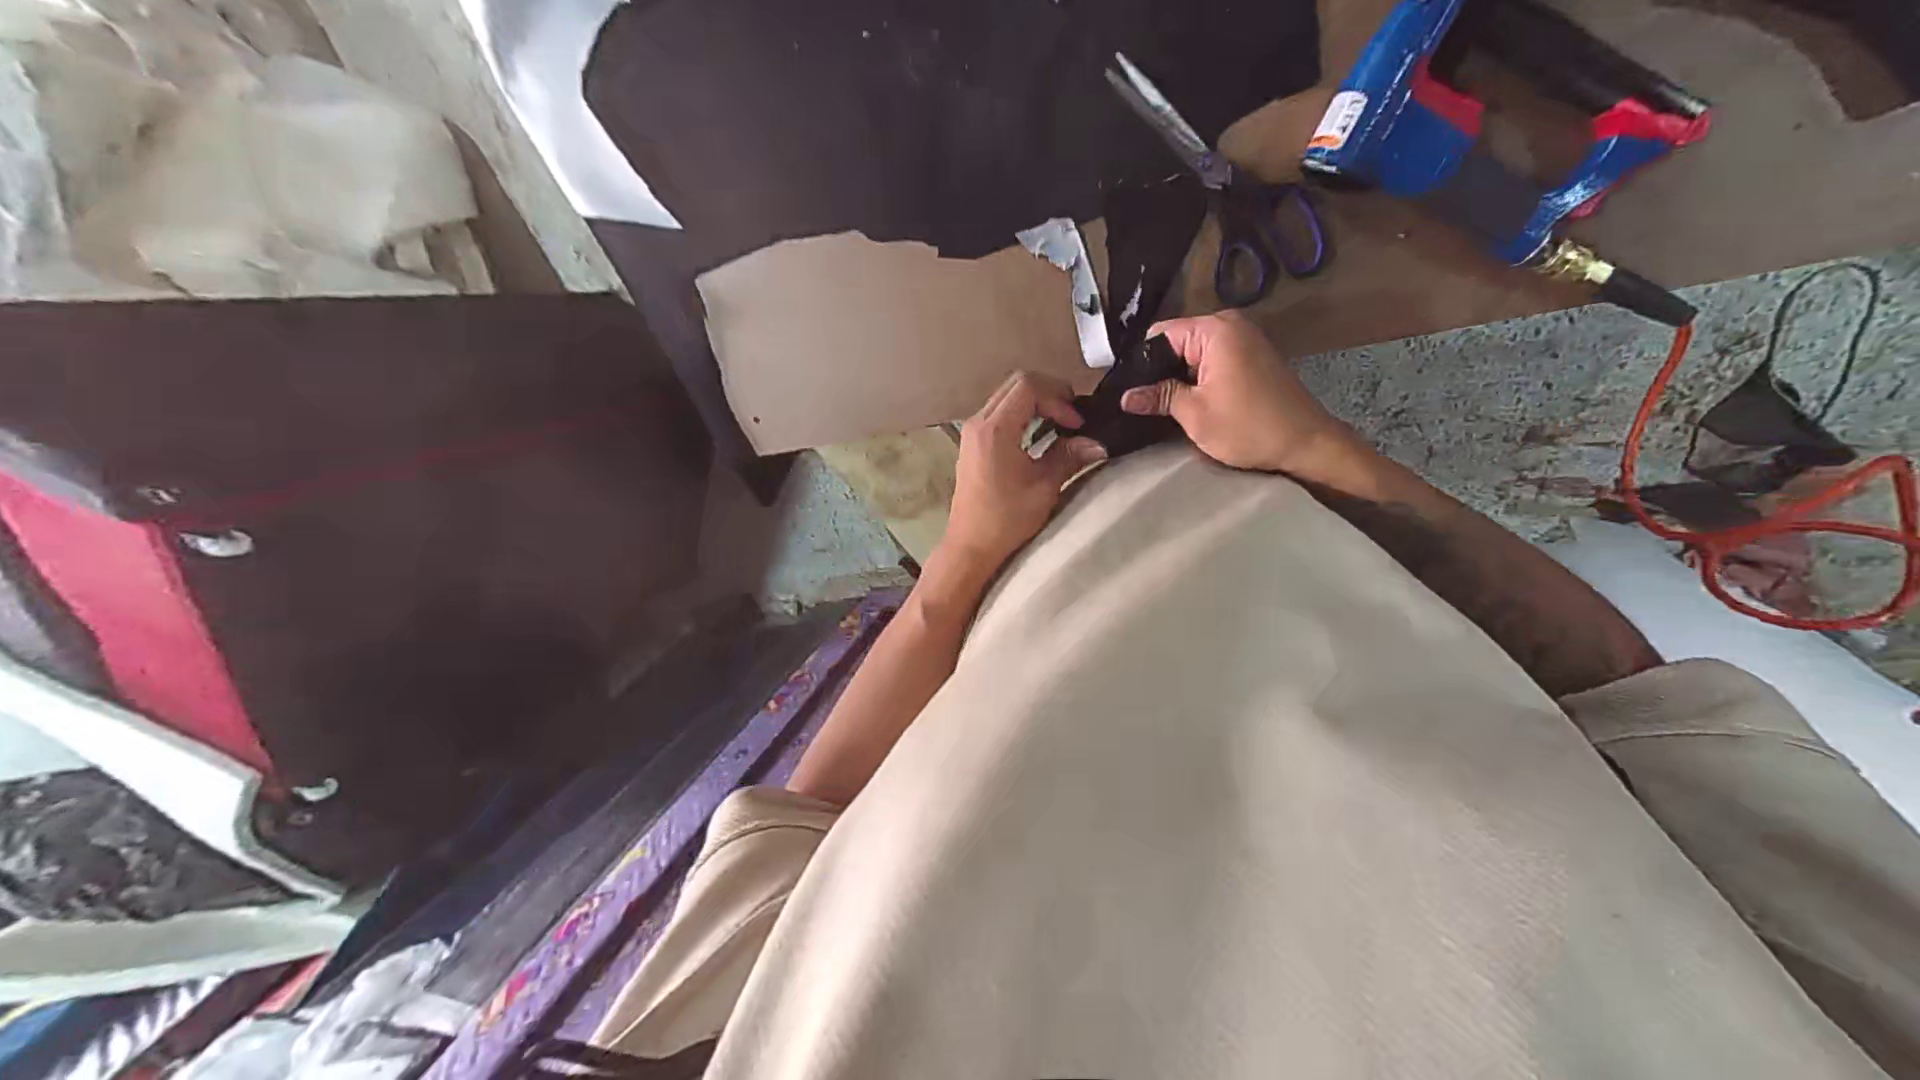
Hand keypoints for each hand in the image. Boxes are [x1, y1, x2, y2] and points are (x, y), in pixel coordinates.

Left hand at [944, 372, 1107, 567]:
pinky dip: (1023, 414)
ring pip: (1007, 395)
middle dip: (1050, 394)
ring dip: (1036, 403)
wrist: (971, 545)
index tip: (1076, 422)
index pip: (1028, 386)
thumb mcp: (1044, 487)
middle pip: (1017, 384)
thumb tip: (1098, 443)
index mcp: (995, 429)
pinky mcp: (973, 442)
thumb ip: (1069, 456)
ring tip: (1061, 425)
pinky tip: (1041, 436)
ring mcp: (973, 431)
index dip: (1059, 397)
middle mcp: (979, 423)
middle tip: (1072, 417)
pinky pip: (1000, 412)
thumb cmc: (1006, 519)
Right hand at [1120, 311, 1368, 478]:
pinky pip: (1212, 359)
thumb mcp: (1194, 413)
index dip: (1140, 362)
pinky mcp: (1252, 356)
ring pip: (1193, 353)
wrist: (1305, 443)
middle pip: (1176, 341)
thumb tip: (1125, 396)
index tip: (1128, 389)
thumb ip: (1158, 397)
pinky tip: (1186, 400)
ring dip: (1178, 376)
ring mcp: (1244, 339)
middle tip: (1140, 401)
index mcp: (1214, 330)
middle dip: (1158, 369)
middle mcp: (1230, 324)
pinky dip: (1197, 377)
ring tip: (1159, 404)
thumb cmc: (1248, 427)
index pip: (1160, 334)